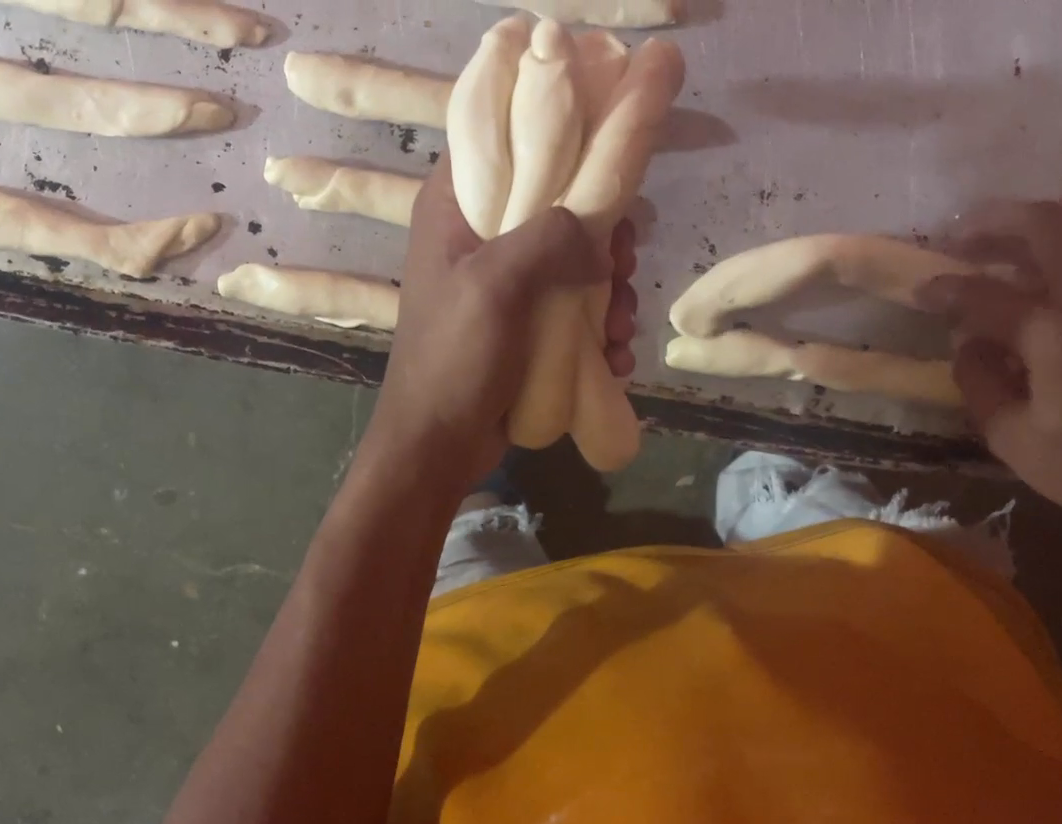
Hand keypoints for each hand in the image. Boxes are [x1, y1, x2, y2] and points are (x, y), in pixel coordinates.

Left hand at [366, 159, 638, 489]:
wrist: (439, 446)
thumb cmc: (453, 360)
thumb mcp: (494, 286)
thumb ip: (548, 238)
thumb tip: (600, 231)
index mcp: (455, 207)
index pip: (510, 139)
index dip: (564, 139)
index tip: (609, 161)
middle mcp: (480, 236)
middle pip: (559, 206)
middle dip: (602, 242)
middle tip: (622, 270)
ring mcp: (506, 284)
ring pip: (576, 263)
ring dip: (609, 296)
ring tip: (618, 334)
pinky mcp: (526, 326)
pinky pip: (576, 312)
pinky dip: (599, 333)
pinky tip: (613, 360)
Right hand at [920, 200, 1061, 518]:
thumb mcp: (1007, 435)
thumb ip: (978, 379)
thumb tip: (967, 341)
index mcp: (1058, 335)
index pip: (988, 294)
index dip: (947, 288)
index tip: (920, 288)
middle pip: (1050, 229)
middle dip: (997, 223)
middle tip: (961, 231)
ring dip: (1054, 211)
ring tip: (1018, 222)